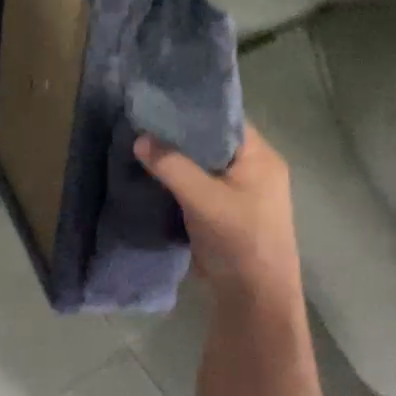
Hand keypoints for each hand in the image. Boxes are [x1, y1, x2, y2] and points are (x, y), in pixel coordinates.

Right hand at [134, 124, 301, 304]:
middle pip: (209, 139)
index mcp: (260, 158)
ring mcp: (236, 190)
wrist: (252, 294)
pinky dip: (172, 175)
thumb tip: (139, 138)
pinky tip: (146, 171)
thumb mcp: (204, 199)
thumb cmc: (240, 241)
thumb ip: (172, 166)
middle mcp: (252, 168)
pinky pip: (193, 181)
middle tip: (137, 121)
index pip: (225, 118)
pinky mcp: (220, 207)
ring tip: (135, 142)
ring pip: (198, 161)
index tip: (154, 100)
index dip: (192, 108)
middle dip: (175, 131)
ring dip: (171, 155)